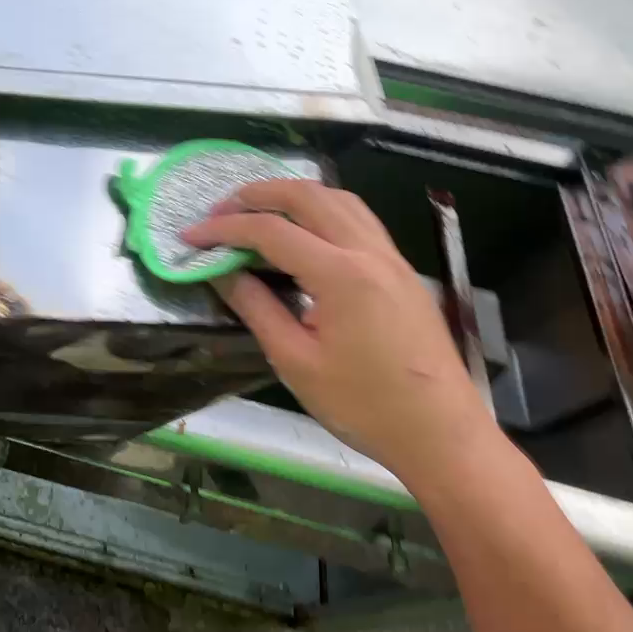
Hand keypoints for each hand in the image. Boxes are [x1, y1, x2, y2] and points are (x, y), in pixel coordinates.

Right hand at [182, 180, 500, 485]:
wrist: (443, 436)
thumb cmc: (363, 406)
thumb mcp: (294, 361)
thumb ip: (255, 307)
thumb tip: (219, 272)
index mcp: (341, 275)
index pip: (270, 231)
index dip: (223, 229)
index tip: (189, 237)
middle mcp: (369, 253)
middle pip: (307, 196)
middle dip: (255, 195)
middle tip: (217, 211)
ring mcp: (391, 259)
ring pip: (338, 199)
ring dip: (291, 195)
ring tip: (254, 211)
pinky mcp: (401, 271)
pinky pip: (358, 219)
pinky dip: (320, 210)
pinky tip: (300, 230)